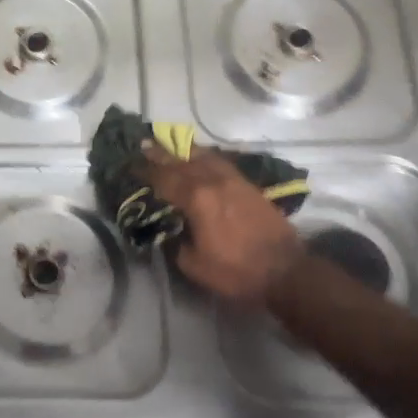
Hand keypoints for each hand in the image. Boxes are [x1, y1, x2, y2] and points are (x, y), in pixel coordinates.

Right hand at [142, 143, 303, 305]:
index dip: (146, 171)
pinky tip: (204, 160)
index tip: (131, 164)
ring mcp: (235, 182)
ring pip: (206, 158)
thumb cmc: (235, 272)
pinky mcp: (250, 188)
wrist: (285, 272)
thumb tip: (170, 230)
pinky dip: (209, 158)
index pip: (164, 179)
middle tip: (145, 145)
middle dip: (162, 154)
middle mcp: (214, 182)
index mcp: (196, 199)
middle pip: (183, 162)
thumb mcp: (194, 264)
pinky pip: (223, 165)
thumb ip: (176, 242)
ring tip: (174, 145)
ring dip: (187, 151)